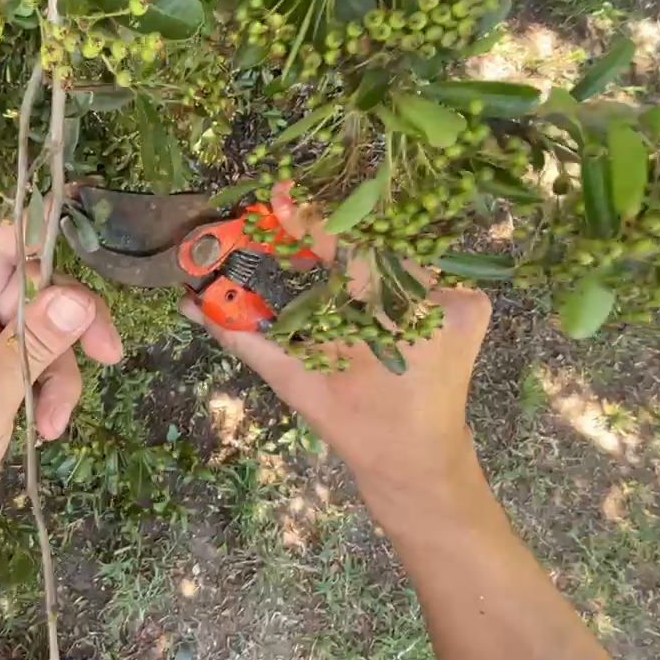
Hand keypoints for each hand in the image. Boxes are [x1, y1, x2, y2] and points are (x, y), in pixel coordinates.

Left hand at [0, 221, 123, 545]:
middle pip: (29, 293)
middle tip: (108, 354)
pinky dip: (46, 392)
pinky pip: (31, 365)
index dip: (41, 242)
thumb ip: (31, 345)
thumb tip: (79, 294)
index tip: (90, 263)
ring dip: (58, 374)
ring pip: (38, 333)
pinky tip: (46, 428)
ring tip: (53, 423)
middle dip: (68, 326)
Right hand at [183, 183, 491, 510]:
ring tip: (312, 246)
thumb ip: (243, 337)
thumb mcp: (295, 381)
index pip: (353, 252)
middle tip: (286, 220)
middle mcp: (442, 302)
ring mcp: (463, 300)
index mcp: (402, 323)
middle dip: (328, 230)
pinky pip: (415, 267)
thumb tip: (191, 305)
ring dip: (353, 246)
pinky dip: (380, 263)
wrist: (419, 462)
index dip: (311, 223)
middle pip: (376, 243)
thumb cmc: (355, 427)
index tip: (279, 197)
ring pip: (396, 252)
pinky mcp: (468, 303)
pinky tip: (352, 271)